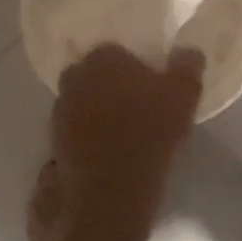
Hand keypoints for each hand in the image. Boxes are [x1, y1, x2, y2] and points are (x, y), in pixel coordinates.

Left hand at [51, 43, 204, 240]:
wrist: (111, 190)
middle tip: (137, 109)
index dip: (136, 68)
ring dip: (97, 113)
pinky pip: (74, 133)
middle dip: (111, 87)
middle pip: (95, 76)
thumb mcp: (185, 95)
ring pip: (81, 103)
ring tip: (123, 135)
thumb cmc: (150, 133)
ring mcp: (58, 112)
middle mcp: (74, 78)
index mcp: (103, 57)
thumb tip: (189, 49)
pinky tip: (107, 155)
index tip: (151, 87)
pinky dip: (86, 139)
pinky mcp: (53, 143)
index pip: (118, 52)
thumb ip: (187, 65)